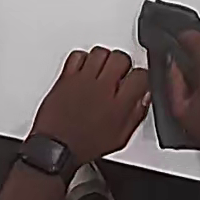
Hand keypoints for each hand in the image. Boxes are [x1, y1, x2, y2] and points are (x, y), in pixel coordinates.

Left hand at [31, 47, 150, 163]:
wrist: (56, 147)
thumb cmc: (84, 145)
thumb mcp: (120, 138)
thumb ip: (136, 114)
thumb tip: (144, 97)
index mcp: (118, 105)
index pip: (140, 76)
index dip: (142, 76)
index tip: (138, 80)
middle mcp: (102, 88)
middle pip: (120, 58)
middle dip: (123, 63)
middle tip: (119, 73)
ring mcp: (83, 80)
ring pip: (99, 52)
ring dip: (103, 59)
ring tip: (102, 70)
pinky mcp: (66, 76)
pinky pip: (77, 55)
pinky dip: (82, 58)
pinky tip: (85, 70)